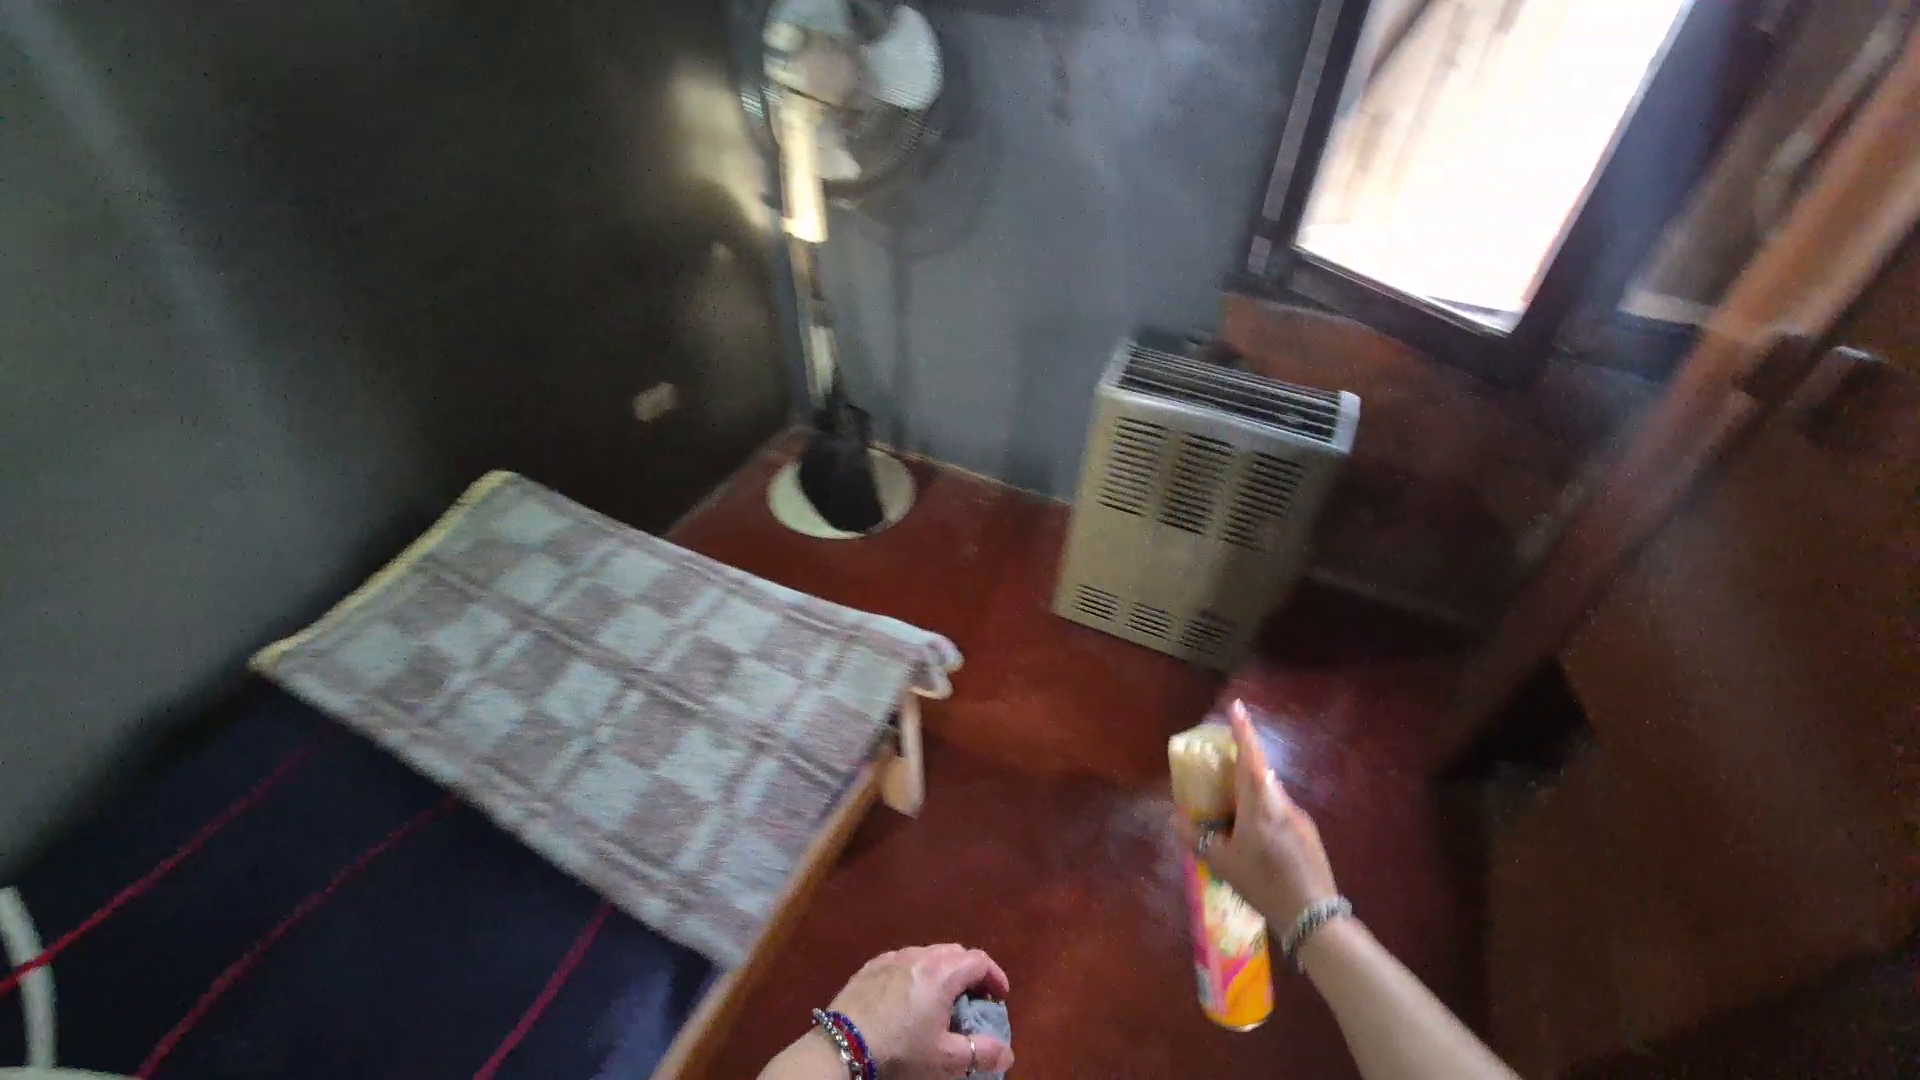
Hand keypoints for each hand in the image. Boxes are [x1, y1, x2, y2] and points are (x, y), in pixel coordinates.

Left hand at [828, 944, 1013, 1078]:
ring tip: (941, 1000)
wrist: (842, 1047)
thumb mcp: (944, 1059)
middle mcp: (920, 955)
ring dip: (942, 971)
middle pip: (955, 952)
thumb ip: (981, 1053)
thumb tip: (1007, 1052)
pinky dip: (915, 972)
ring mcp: (892, 957)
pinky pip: (902, 960)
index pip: (979, 960)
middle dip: (969, 972)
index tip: (1000, 998)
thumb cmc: (900, 1051)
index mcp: (942, 972)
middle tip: (973, 1000)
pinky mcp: (871, 966)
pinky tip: (908, 997)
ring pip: (927, 954)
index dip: (995, 976)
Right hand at [1173, 702, 1339, 925]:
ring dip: (1250, 801)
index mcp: (1260, 803)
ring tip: (1233, 826)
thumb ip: (1197, 838)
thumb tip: (1177, 821)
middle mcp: (1282, 803)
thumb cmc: (1263, 884)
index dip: (1242, 730)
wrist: (1314, 917)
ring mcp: (1300, 819)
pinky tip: (1257, 848)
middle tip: (1218, 780)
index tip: (1236, 706)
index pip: (1250, 756)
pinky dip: (1263, 819)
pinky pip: (1280, 815)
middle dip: (1239, 772)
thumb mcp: (1221, 863)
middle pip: (1258, 776)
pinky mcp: (1309, 836)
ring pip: (1269, 798)